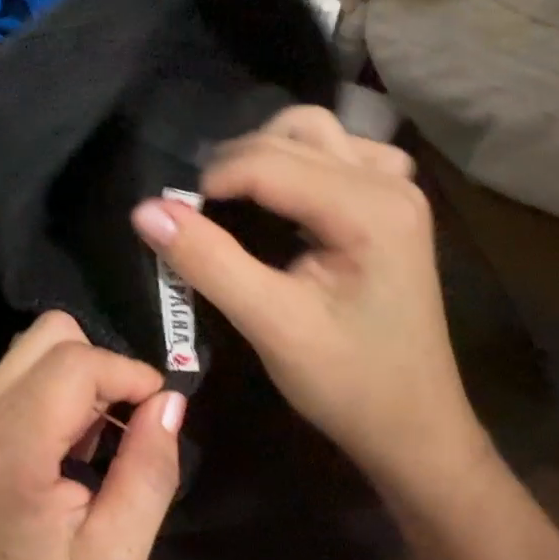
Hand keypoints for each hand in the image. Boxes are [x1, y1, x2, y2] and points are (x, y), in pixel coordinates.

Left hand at [0, 312, 186, 559]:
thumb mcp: (120, 553)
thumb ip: (148, 470)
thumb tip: (169, 400)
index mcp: (11, 451)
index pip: (74, 363)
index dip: (128, 373)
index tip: (160, 412)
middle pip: (52, 335)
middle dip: (104, 367)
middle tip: (128, 425)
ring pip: (39, 344)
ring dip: (83, 376)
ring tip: (102, 440)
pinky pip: (25, 369)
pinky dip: (62, 387)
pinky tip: (75, 442)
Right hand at [129, 106, 489, 492]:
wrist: (414, 427)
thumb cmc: (347, 382)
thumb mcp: (270, 324)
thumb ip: (208, 261)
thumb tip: (145, 210)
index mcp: (369, 209)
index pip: (267, 161)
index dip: (209, 182)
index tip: (173, 222)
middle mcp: (389, 184)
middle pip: (290, 136)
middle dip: (232, 165)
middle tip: (196, 213)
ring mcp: (397, 190)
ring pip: (314, 132)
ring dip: (265, 153)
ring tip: (231, 199)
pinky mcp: (391, 205)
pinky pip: (338, 152)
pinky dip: (299, 161)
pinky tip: (283, 198)